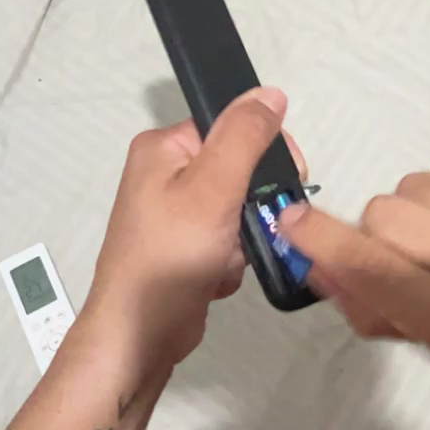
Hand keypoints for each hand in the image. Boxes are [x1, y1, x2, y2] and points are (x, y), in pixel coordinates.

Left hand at [84, 87, 295, 380]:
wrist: (140, 336)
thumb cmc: (172, 255)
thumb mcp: (213, 187)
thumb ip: (245, 137)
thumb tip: (271, 92)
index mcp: (163, 148)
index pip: (229, 127)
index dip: (263, 149)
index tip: (288, 177)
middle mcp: (164, 174)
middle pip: (237, 169)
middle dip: (252, 204)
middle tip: (251, 228)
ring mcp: (173, 214)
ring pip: (237, 209)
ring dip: (243, 237)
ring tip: (226, 259)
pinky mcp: (183, 248)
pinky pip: (226, 240)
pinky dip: (231, 259)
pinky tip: (216, 277)